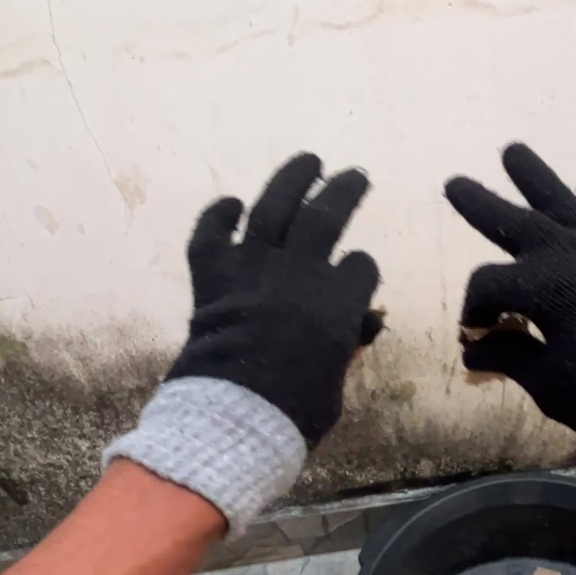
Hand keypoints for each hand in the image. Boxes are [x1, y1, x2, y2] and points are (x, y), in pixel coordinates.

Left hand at [175, 152, 382, 444]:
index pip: (360, 267)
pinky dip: (218, 216)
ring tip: (308, 160)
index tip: (358, 275)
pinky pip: (213, 234)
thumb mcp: (335, 381)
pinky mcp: (214, 275)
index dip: (361, 270)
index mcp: (337, 302)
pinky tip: (231, 203)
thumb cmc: (295, 410)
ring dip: (293, 179)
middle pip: (327, 216)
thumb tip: (363, 324)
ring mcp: (254, 267)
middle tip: (354, 174)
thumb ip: (347, 346)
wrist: (233, 414)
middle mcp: (300, 272)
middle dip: (344, 191)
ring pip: (274, 207)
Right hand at [444, 144, 575, 495]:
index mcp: (540, 285)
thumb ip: (509, 355)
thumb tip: (476, 349)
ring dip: (536, 179)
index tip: (475, 338)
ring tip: (514, 151)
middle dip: (481, 206)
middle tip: (455, 183)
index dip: (475, 312)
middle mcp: (570, 254)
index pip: (489, 287)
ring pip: (565, 204)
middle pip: (515, 224)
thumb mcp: (543, 380)